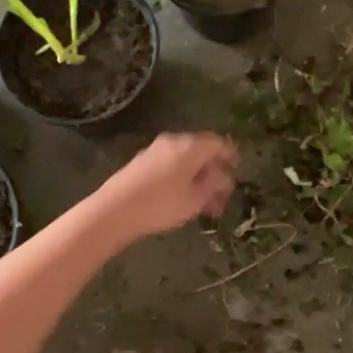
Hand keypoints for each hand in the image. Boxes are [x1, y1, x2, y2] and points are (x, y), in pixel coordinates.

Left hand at [90, 132, 238, 240]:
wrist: (114, 210)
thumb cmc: (161, 204)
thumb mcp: (195, 199)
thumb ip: (214, 185)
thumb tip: (223, 177)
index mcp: (189, 146)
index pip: (218, 143)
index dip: (230, 156)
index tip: (237, 169)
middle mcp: (172, 142)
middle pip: (200, 153)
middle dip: (214, 173)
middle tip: (222, 196)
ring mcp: (154, 152)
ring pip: (185, 162)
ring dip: (198, 179)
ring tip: (204, 205)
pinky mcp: (141, 164)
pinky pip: (170, 167)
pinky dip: (182, 179)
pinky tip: (183, 200)